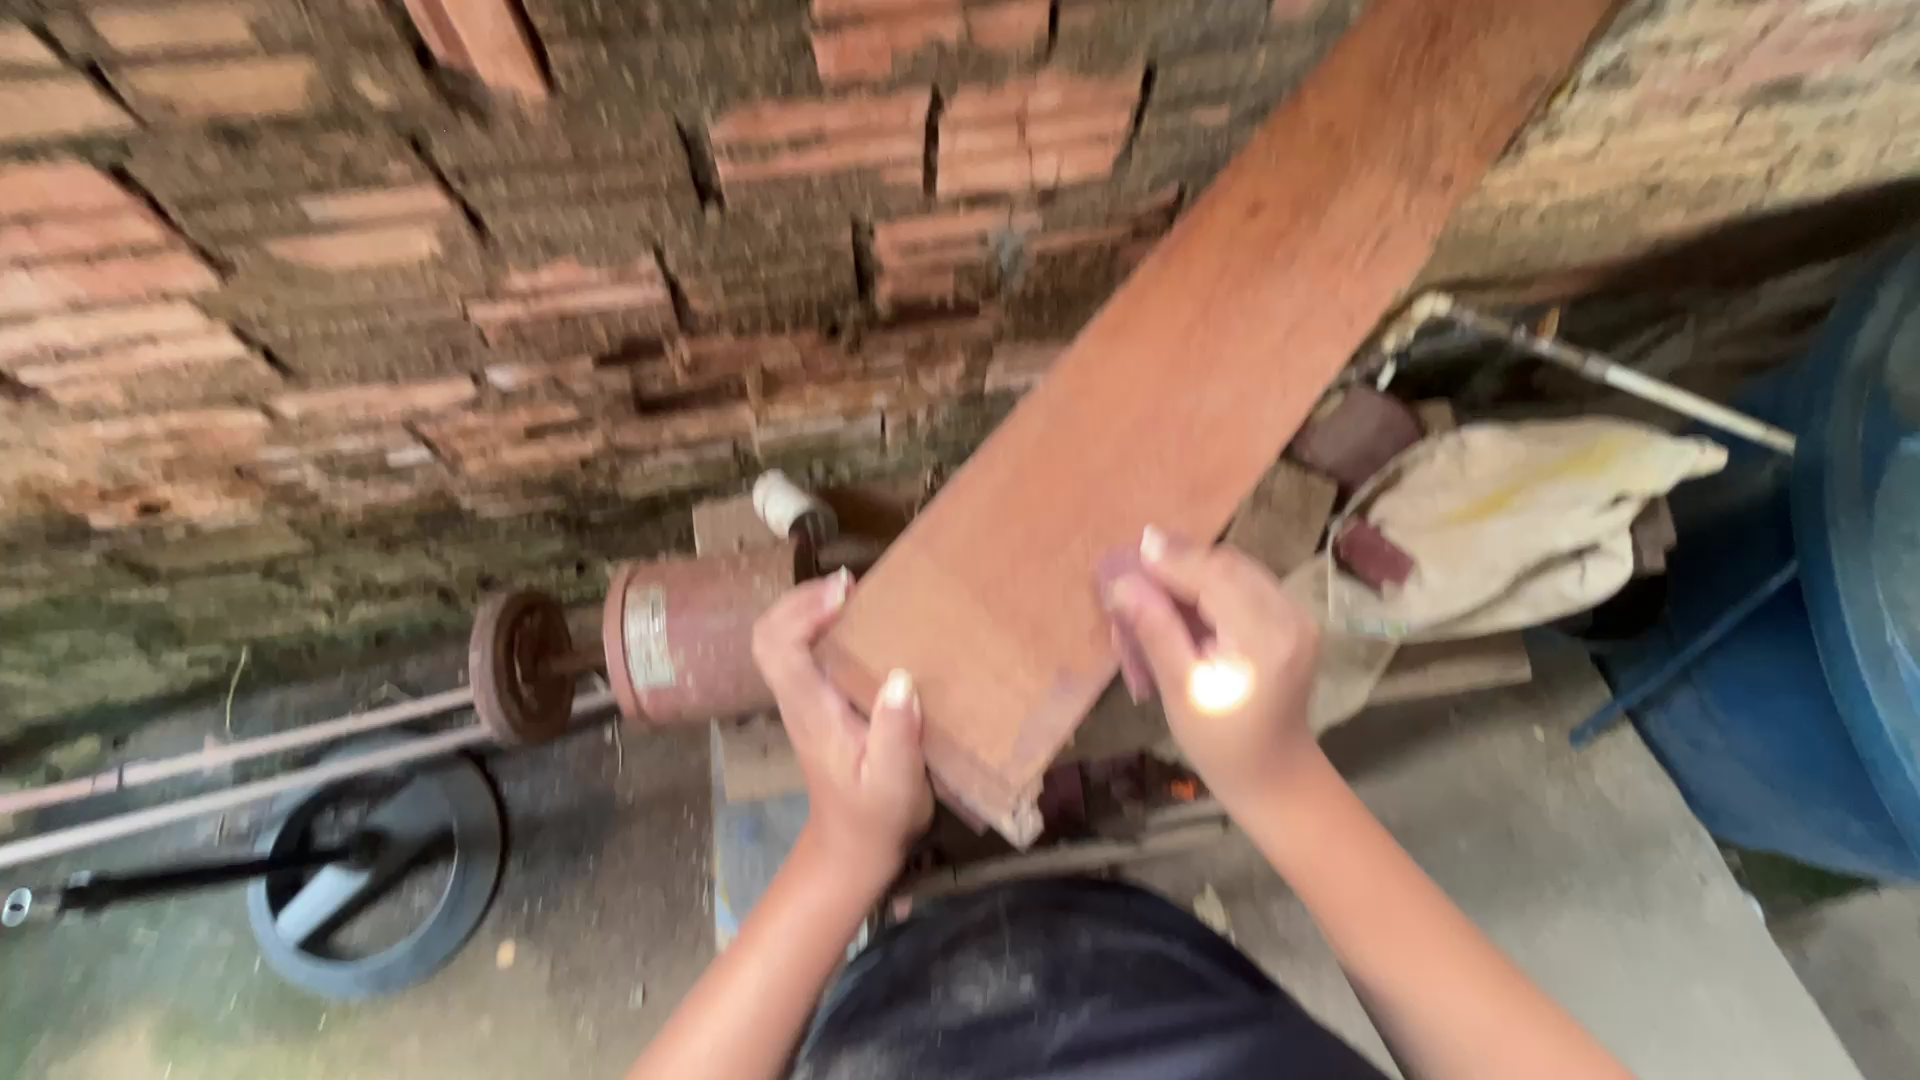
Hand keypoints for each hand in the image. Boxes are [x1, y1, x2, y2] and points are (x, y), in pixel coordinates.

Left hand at [750, 571, 933, 884]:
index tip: (845, 595)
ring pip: (781, 638)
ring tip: (855, 593)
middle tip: (850, 584)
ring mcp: (803, 700)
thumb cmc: (875, 818)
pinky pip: (804, 650)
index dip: (802, 612)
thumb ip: (896, 736)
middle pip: (769, 634)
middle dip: (801, 599)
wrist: (853, 847)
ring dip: (810, 607)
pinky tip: (860, 621)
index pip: (779, 648)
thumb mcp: (896, 784)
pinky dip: (822, 625)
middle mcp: (798, 699)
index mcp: (811, 713)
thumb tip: (901, 679)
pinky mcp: (817, 701)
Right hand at [1104, 527, 1322, 810]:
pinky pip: (1244, 582)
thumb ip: (1155, 630)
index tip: (1130, 552)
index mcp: (1266, 637)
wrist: (1274, 774)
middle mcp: (1291, 615)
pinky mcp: (1290, 617)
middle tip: (1133, 568)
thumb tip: (1122, 583)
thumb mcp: (1180, 690)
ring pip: (1235, 568)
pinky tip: (1180, 596)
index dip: (1170, 560)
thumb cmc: (1221, 743)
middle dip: (1178, 561)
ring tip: (1150, 581)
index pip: (1214, 576)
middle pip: (1227, 564)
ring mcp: (1296, 614)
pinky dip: (1209, 582)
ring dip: (1192, 569)